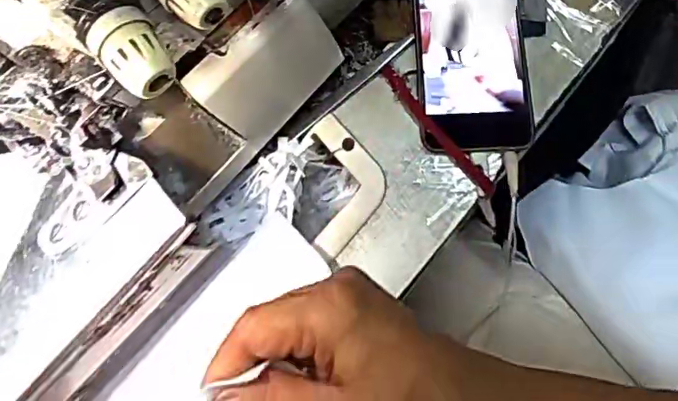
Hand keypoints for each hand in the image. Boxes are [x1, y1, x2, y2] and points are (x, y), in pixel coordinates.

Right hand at [204, 268, 482, 399]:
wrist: (467, 400)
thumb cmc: (416, 399)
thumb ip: (272, 399)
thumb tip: (226, 393)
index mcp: (328, 301)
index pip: (253, 322)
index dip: (225, 363)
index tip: (210, 393)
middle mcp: (339, 288)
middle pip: (271, 322)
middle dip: (253, 367)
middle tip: (243, 400)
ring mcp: (353, 297)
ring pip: (292, 329)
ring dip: (279, 367)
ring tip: (291, 397)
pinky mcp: (362, 311)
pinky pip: (316, 332)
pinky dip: (304, 363)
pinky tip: (312, 390)